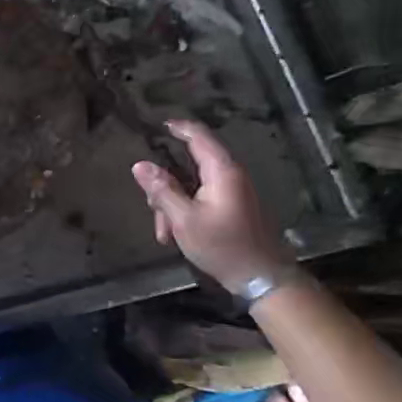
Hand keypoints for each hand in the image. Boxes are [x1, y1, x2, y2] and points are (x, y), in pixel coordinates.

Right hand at [130, 120, 290, 293]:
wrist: (262, 279)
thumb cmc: (223, 246)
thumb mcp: (183, 219)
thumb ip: (161, 190)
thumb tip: (140, 164)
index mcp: (222, 173)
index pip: (200, 138)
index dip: (179, 127)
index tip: (158, 123)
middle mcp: (230, 177)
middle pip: (188, 166)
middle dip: (164, 185)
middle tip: (152, 207)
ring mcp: (232, 193)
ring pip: (190, 186)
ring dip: (171, 204)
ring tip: (164, 232)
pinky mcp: (232, 207)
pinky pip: (199, 199)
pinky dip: (183, 212)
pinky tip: (175, 235)